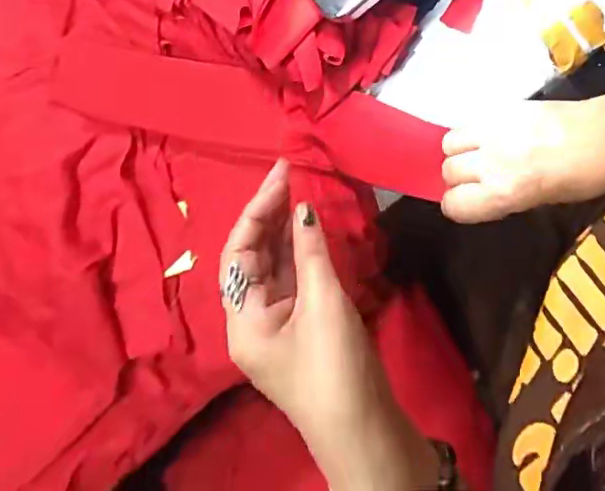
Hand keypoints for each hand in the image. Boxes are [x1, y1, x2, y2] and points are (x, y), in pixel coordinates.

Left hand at [221, 161, 438, 489]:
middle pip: (254, 254)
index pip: (238, 250)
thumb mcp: (323, 303)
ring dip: (289, 227)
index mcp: (243, 319)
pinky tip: (316, 222)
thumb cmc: (334, 368)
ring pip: (277, 262)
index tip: (281, 174)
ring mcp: (279, 321)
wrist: (366, 432)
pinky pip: (297, 275)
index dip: (258, 208)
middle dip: (271, 213)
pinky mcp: (304, 323)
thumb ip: (310, 251)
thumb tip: (303, 206)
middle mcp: (253, 318)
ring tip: (303, 186)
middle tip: (293, 172)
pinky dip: (305, 247)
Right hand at [440, 97, 604, 222]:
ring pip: (450, 141)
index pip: (454, 204)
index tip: (469, 204)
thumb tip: (486, 192)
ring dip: (460, 151)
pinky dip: (474, 131)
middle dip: (458, 178)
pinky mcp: (501, 107)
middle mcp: (491, 161)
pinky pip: (471, 121)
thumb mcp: (544, 200)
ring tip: (480, 153)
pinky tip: (495, 136)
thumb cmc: (585, 179)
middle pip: (448, 170)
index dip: (459, 206)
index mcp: (503, 191)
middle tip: (478, 179)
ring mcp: (493, 129)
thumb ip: (508, 195)